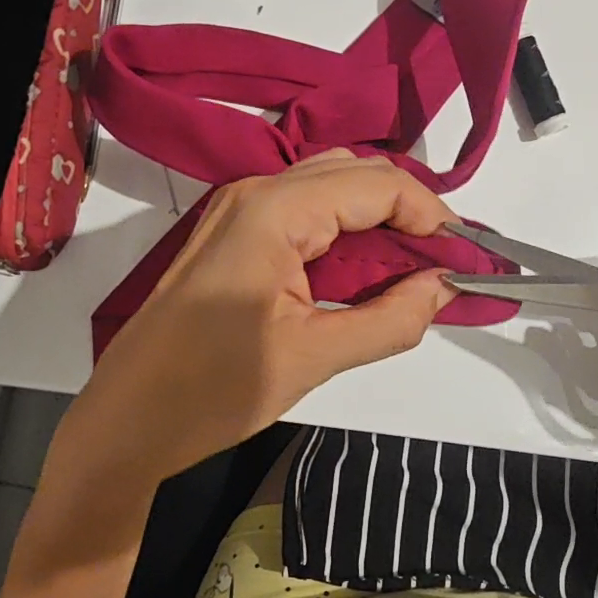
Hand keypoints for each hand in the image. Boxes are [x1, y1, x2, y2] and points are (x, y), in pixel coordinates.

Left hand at [54, 151, 457, 485]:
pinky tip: (370, 278)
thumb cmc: (212, 391)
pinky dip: (346, 240)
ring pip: (331, 193)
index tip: (469, 262)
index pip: (378, 184)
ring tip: (418, 276)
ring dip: (380, 226)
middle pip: (356, 177)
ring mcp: (239, 213)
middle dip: (410, 216)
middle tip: (449, 270)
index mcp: (274, 211)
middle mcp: (256, 194)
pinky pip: (304, 219)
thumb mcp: (312, 358)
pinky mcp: (233, 239)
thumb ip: (389, 320)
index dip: (433, 217)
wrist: (128, 419)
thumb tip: (443, 291)